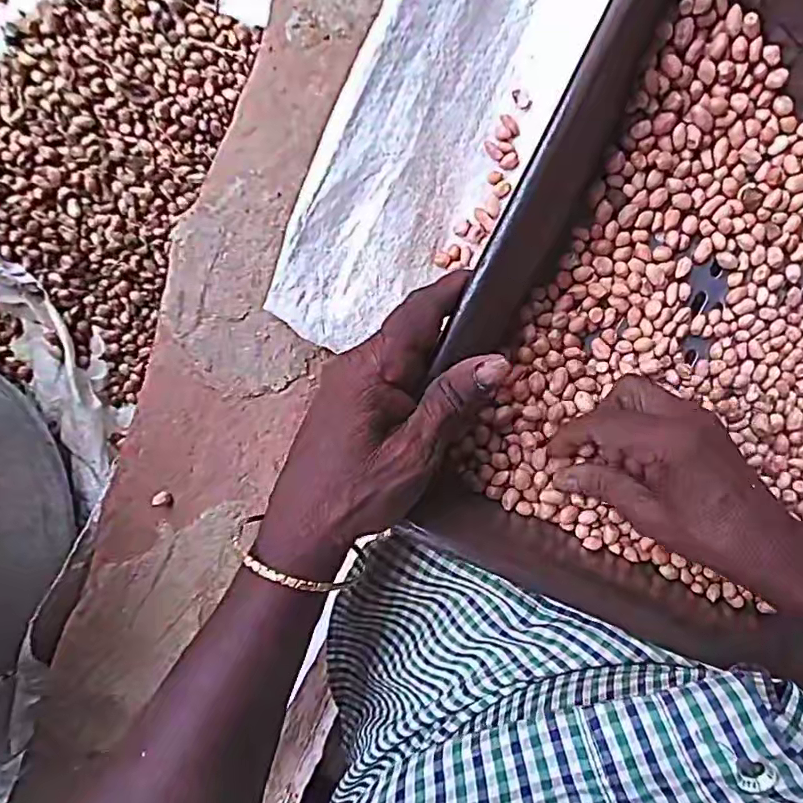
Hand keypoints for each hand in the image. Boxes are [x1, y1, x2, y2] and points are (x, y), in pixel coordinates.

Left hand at [261, 271, 508, 576]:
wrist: (303, 528)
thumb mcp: (414, 451)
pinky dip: (425, 374)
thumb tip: (495, 362)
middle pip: (413, 328)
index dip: (453, 289)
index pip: (418, 312)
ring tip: (482, 356)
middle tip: (499, 322)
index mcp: (370, 368)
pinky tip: (447, 391)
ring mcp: (352, 382)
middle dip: (456, 322)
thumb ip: (452, 401)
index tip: (485, 274)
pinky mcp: (353, 401)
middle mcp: (357, 365)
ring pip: (406, 352)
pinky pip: (396, 374)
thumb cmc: (353, 494)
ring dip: (442, 352)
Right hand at [546, 375, 802, 595]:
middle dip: (598, 417)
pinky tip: (640, 464)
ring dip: (621, 421)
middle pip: (625, 390)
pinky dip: (642, 426)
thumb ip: (604, 486)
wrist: (766, 540)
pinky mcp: (708, 427)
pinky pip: (663, 411)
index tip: (552, 455)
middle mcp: (685, 416)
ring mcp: (700, 418)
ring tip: (614, 465)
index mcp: (667, 438)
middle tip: (588, 454)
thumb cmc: (709, 536)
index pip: (604, 422)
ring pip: (645, 396)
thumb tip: (565, 475)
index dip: (571, 437)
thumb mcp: (648, 515)